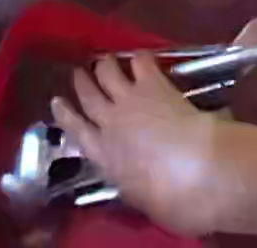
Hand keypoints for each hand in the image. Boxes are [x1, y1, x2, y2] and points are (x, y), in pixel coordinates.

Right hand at [51, 20, 256, 234]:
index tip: (57, 101)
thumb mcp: (139, 198)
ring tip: (106, 60)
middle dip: (82, 81)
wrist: (198, 170)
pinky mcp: (153, 82)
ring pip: (107, 71)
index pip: (76, 130)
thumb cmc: (172, 200)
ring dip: (105, 64)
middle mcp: (111, 121)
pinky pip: (140, 61)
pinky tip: (140, 57)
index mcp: (104, 155)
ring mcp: (130, 98)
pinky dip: (138, 57)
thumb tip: (127, 173)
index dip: (65, 114)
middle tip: (79, 71)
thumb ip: (127, 179)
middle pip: (89, 95)